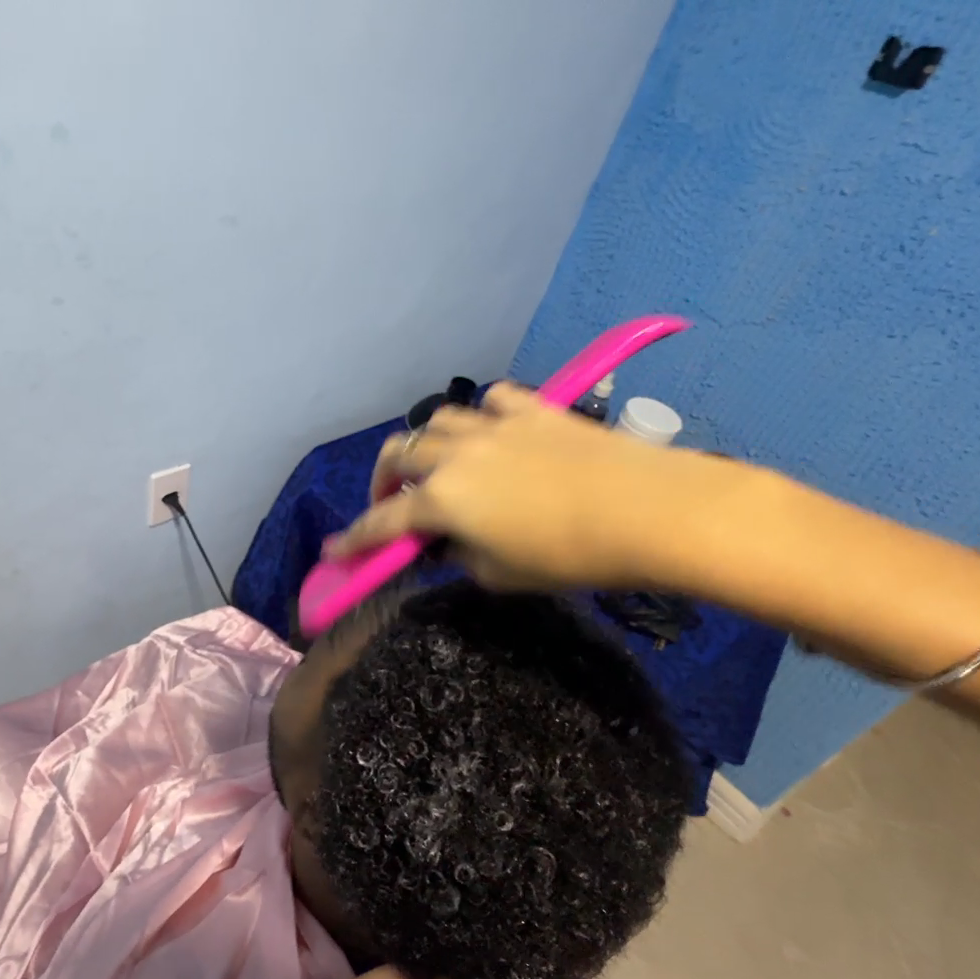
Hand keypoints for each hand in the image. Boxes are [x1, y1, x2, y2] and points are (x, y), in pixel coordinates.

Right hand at [328, 383, 754, 591]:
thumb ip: (460, 557)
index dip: (355, 541)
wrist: (645, 510)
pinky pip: (493, 401)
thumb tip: (448, 543)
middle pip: (398, 454)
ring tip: (438, 466)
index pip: (382, 523)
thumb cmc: (568, 556)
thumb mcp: (500, 575)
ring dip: (426, 444)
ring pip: (438, 420)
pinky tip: (493, 434)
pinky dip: (482, 418)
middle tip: (392, 505)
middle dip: (383, 480)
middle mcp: (456, 455)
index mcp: (442, 500)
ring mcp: (494, 426)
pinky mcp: (534, 410)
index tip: (334, 554)